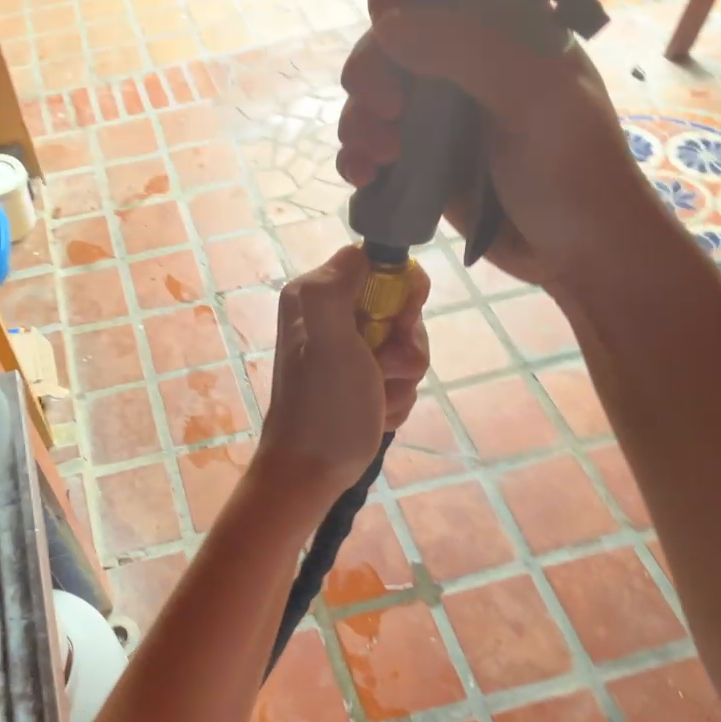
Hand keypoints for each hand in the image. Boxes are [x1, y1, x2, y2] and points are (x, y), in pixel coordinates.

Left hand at [254, 246, 429, 500]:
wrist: (312, 471)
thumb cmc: (323, 406)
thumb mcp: (327, 337)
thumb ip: (337, 285)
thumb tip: (363, 250)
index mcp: (315, 295)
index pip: (375, 262)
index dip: (399, 290)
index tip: (401, 321)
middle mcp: (328, 315)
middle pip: (399, 306)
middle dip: (405, 344)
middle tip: (384, 368)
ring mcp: (347, 350)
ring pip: (408, 344)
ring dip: (402, 377)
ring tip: (376, 398)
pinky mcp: (362, 379)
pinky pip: (402, 375)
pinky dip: (395, 397)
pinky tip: (376, 413)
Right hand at [335, 0, 679, 286]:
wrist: (577, 252)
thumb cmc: (572, 168)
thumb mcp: (535, 98)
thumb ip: (468, 52)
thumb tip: (387, 26)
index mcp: (499, 28)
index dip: (397, 0)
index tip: (392, 38)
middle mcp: (461, 64)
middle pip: (385, 44)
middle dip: (371, 77)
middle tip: (388, 113)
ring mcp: (436, 115)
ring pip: (369, 98)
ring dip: (359, 123)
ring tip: (380, 158)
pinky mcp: (419, 161)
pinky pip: (368, 147)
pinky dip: (355, 158)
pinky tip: (363, 176)